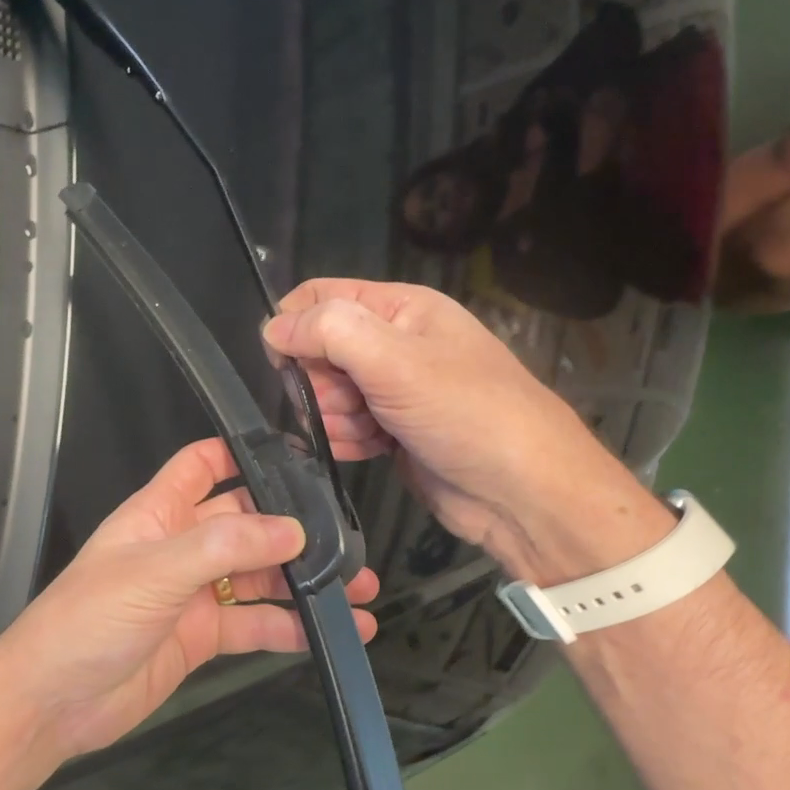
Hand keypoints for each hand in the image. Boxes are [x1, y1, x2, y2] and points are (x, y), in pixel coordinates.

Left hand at [0, 439, 378, 761]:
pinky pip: (252, 624)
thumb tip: (291, 528)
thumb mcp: (153, 572)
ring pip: (255, 577)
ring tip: (359, 588)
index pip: (200, 466)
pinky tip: (332, 632)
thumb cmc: (87, 622)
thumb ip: (221, 546)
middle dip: (292, 528)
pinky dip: (290, 626)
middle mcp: (176, 549)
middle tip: (351, 540)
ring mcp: (189, 595)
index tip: (300, 456)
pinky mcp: (199, 638)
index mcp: (155, 516)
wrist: (54, 700)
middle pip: (242, 524)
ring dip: (302, 581)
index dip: (242, 454)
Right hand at [263, 279, 655, 579]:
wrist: (518, 491)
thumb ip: (328, 333)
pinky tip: (373, 450)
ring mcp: (389, 390)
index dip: (294, 326)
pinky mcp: (387, 430)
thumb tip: (270, 326)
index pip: (319, 297)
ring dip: (334, 419)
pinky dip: (347, 442)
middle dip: (319, 384)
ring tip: (372, 430)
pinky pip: (339, 429)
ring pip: (323, 396)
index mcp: (400, 309)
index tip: (287, 364)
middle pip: (315, 352)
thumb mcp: (395, 360)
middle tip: (352, 402)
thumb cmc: (465, 413)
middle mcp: (392, 343)